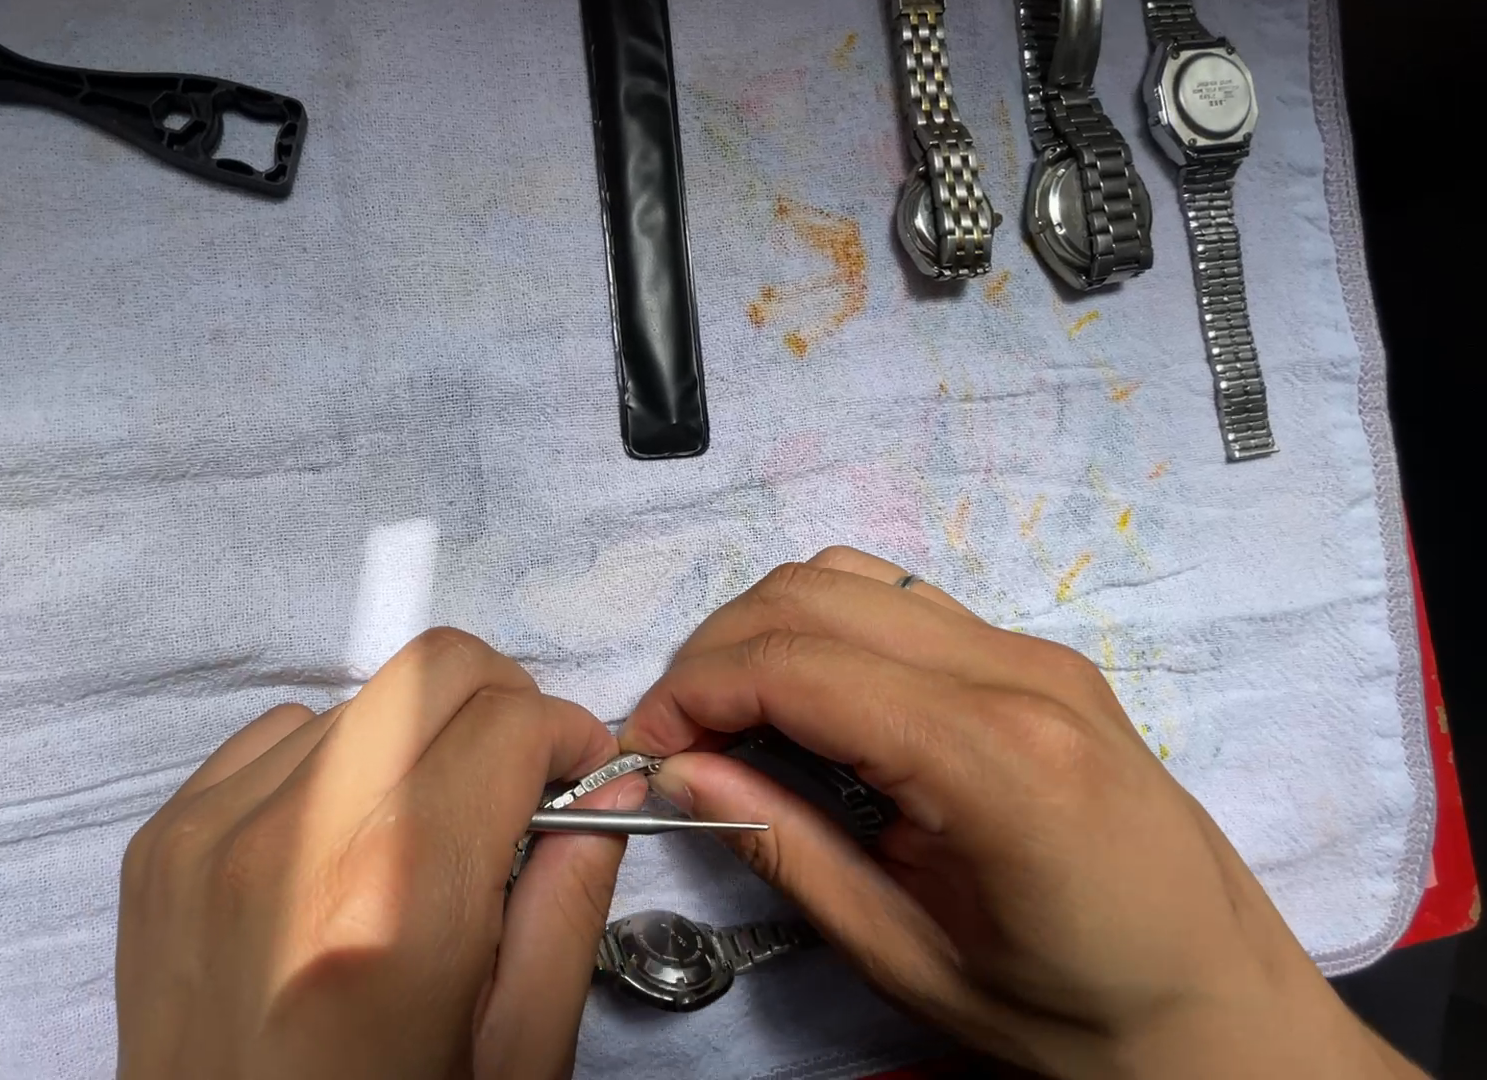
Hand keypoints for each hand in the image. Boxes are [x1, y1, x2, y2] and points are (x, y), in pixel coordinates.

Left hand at [117, 628, 642, 1079]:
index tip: (578, 771)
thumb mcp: (519, 1051)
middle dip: (501, 698)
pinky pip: (281, 735)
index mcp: (400, 902)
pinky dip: (335, 760)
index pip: (508, 724)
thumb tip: (608, 783)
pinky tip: (340, 836)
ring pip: (363, 700)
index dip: (568, 732)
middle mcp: (295, 839)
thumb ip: (573, 894)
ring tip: (421, 821)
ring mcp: (211, 828)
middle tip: (516, 767)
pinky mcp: (164, 834)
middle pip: (431, 667)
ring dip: (418, 738)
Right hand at [620, 547, 1422, 1079]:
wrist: (1230, 1017)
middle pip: (806, 598)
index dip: (694, 691)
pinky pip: (887, 591)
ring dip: (757, 627)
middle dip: (710, 653)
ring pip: (839, 575)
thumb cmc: (1072, 1018)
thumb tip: (677, 768)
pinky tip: (805, 688)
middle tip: (676, 731)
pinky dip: (813, 620)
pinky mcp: (1027, 649)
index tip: (647, 744)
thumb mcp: (904, 959)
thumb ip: (781, 846)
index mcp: (995, 761)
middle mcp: (1014, 671)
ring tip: (730, 707)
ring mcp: (1027, 647)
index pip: (797, 667)